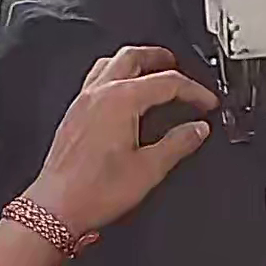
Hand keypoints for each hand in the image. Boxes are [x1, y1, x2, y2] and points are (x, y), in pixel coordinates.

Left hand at [25, 46, 219, 234]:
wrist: (57, 207)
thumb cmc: (94, 191)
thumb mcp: (149, 169)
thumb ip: (178, 144)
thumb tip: (197, 129)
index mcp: (121, 100)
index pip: (167, 82)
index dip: (194, 90)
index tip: (208, 102)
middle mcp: (99, 94)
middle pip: (133, 57)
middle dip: (161, 59)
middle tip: (179, 66)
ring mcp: (83, 102)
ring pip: (111, 64)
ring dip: (136, 63)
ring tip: (152, 72)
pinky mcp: (74, 114)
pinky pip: (96, 80)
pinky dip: (116, 77)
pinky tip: (123, 94)